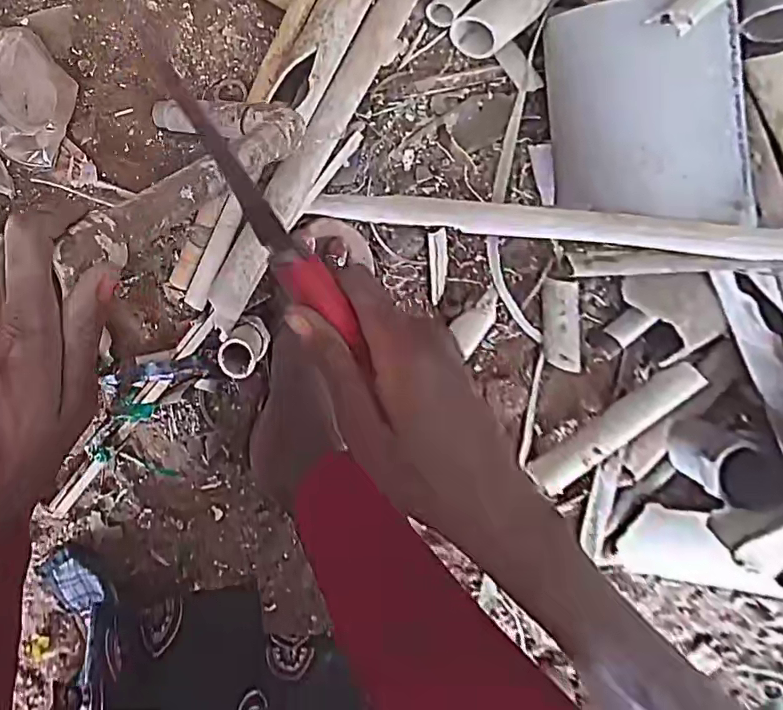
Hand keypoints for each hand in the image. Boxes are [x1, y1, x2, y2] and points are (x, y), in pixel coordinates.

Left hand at [0, 211, 116, 550]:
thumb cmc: (9, 461)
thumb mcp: (72, 403)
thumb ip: (87, 328)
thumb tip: (102, 275)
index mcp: (22, 321)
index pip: (28, 232)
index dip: (54, 223)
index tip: (74, 237)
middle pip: (16, 257)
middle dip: (45, 276)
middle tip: (62, 321)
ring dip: (16, 303)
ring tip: (27, 358)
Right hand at [280, 262, 739, 709]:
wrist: (493, 508)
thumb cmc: (429, 478)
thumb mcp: (360, 424)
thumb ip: (330, 361)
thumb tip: (301, 318)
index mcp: (402, 345)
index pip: (351, 279)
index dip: (314, 272)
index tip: (289, 273)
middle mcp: (425, 334)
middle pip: (362, 294)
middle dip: (331, 313)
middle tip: (316, 351)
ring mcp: (439, 343)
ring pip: (377, 314)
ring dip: (353, 334)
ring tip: (351, 386)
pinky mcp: (445, 354)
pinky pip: (396, 331)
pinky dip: (375, 345)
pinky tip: (376, 389)